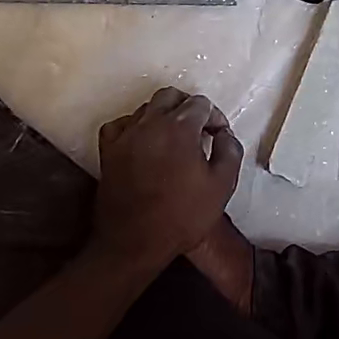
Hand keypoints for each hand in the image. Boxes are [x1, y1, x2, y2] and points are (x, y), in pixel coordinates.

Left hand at [92, 87, 243, 268]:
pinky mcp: (108, 149)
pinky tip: (142, 141)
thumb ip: (229, 151)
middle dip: (187, 107)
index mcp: (179, 128)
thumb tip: (224, 134)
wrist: (135, 241)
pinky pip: (120, 124)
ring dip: (162, 115)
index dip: (214, 117)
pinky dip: (133, 126)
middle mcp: (150, 123)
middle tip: (198, 129)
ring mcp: (126, 134)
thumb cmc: (182, 216)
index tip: (218, 135)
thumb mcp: (221, 186)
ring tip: (173, 138)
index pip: (200, 104)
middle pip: (170, 97)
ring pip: (146, 108)